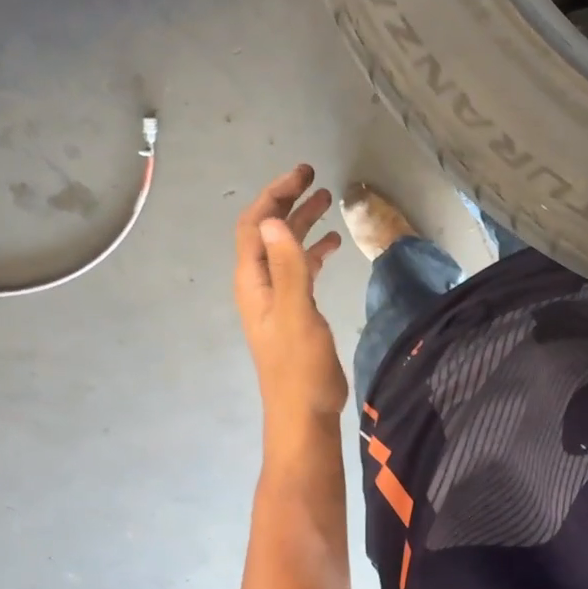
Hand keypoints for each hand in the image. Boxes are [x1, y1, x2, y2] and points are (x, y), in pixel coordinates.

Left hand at [234, 165, 347, 419]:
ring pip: (286, 249)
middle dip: (288, 201)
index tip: (302, 173)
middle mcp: (260, 285)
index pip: (255, 226)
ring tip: (328, 199)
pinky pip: (301, 270)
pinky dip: (314, 251)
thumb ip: (288, 268)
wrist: (304, 414)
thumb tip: (275, 222)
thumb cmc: (299, 367)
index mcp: (253, 282)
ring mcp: (277, 298)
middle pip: (268, 232)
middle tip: (315, 177)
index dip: (274, 195)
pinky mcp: (296, 311)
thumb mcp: (297, 314)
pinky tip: (334, 245)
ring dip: (303, 223)